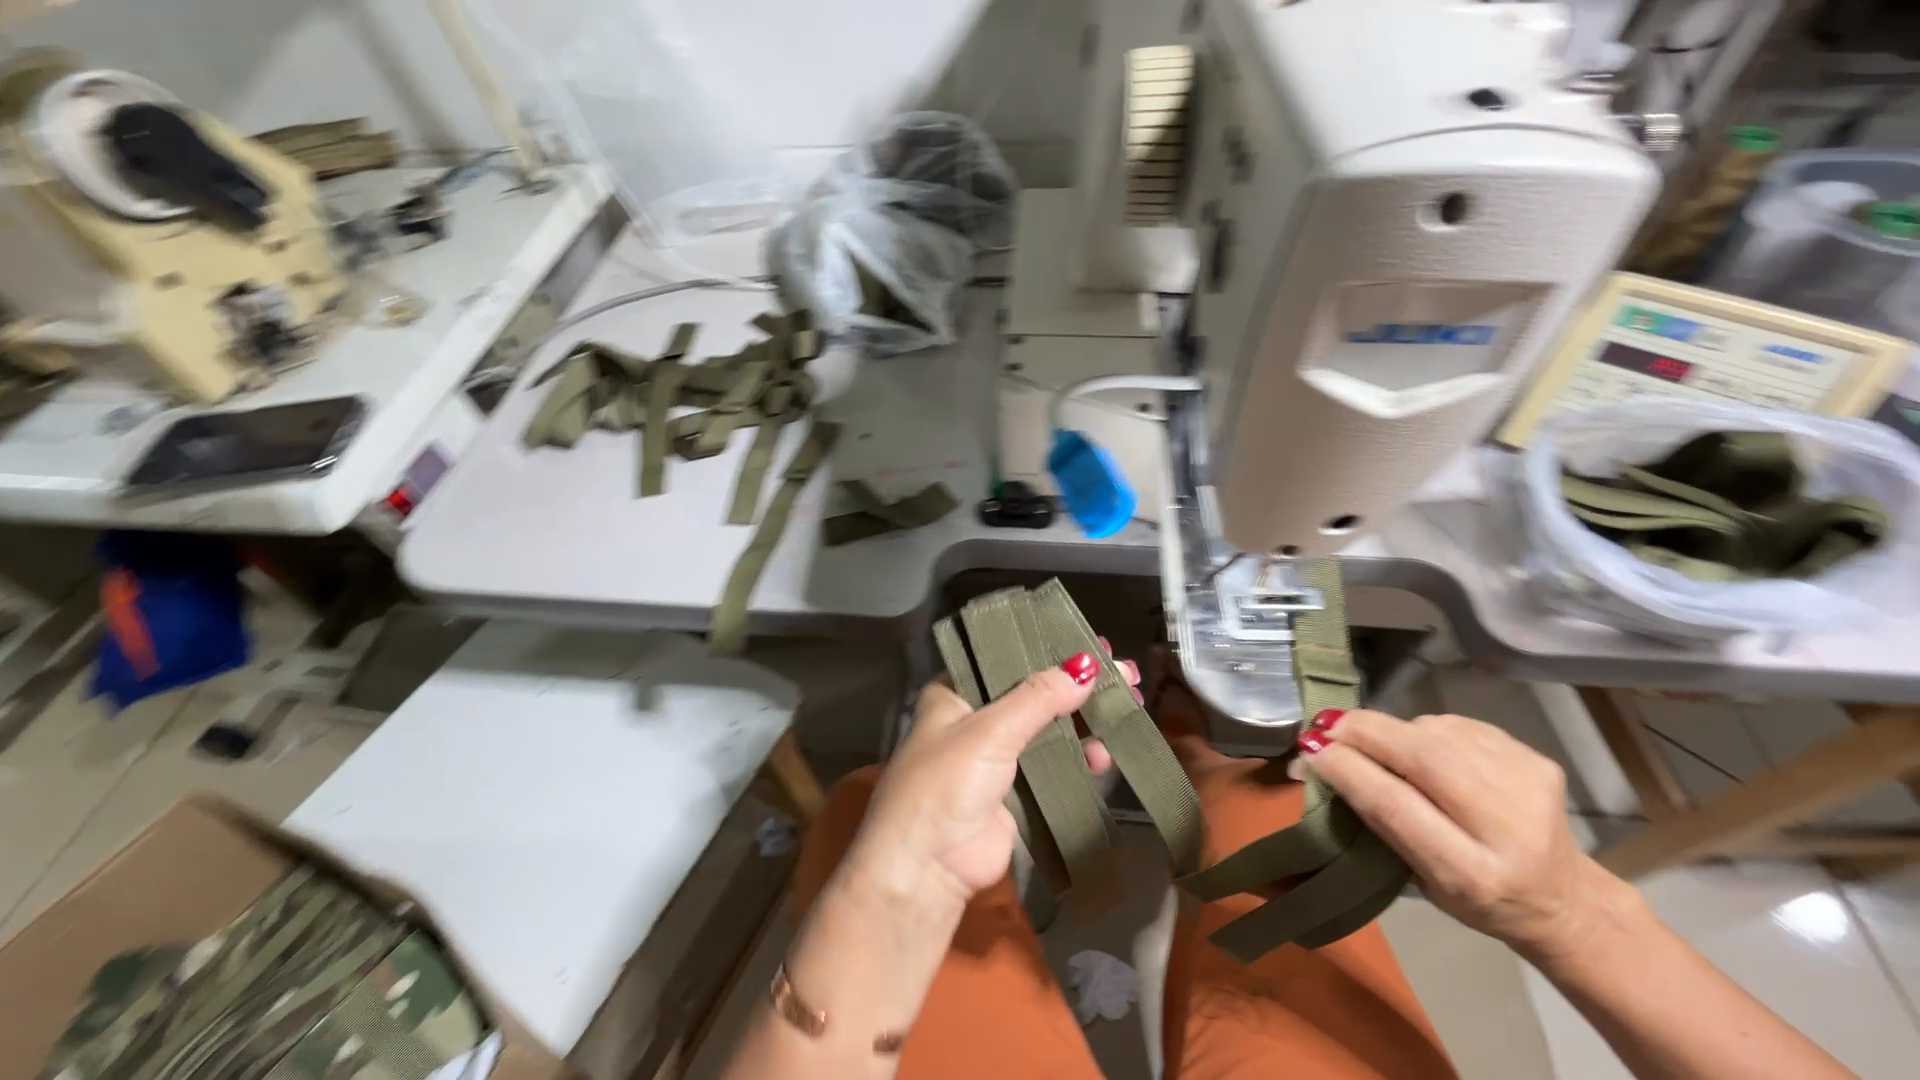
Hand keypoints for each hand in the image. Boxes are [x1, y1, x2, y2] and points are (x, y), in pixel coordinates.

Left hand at [841, 650, 1133, 921]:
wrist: (926, 868)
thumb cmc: (946, 784)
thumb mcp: (990, 730)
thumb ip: (1038, 696)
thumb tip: (1086, 663)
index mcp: (954, 693)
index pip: (1007, 658)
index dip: (1049, 649)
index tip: (1094, 643)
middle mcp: (974, 719)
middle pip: (1034, 692)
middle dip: (1077, 684)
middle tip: (1125, 673)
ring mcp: (995, 757)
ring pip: (1048, 728)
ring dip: (1085, 719)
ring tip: (1129, 704)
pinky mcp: (1014, 792)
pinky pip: (1054, 765)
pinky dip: (1080, 756)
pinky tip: (1104, 753)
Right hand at [1300, 709, 1629, 959]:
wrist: (1565, 899)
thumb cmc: (1477, 899)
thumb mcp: (1421, 879)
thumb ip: (1378, 821)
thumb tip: (1320, 761)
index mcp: (1472, 874)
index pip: (1398, 807)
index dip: (1349, 771)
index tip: (1311, 750)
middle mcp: (1508, 826)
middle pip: (1424, 757)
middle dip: (1365, 733)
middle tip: (1326, 726)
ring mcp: (1528, 785)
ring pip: (1438, 731)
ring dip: (1392, 729)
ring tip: (1373, 742)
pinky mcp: (1537, 758)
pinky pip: (1459, 726)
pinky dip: (1425, 729)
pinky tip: (1422, 746)